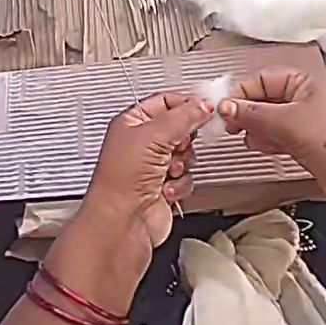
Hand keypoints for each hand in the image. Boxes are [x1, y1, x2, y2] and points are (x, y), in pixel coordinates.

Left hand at [85, 91, 212, 253]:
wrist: (122, 223)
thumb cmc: (121, 180)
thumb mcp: (154, 136)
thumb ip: (183, 117)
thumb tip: (202, 106)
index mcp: (132, 121)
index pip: (164, 101)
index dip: (184, 104)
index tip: (203, 108)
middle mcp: (142, 142)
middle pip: (179, 128)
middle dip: (183, 140)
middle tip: (178, 145)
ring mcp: (153, 165)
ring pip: (186, 154)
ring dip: (181, 163)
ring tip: (167, 170)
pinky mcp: (164, 186)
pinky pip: (186, 177)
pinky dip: (180, 183)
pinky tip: (165, 188)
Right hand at [218, 69, 325, 207]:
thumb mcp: (288, 124)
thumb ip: (253, 114)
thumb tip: (225, 106)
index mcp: (308, 81)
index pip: (265, 77)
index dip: (243, 92)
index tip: (225, 110)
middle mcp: (310, 96)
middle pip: (268, 97)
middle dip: (248, 111)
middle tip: (231, 126)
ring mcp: (312, 120)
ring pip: (274, 118)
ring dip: (257, 127)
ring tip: (246, 138)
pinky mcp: (312, 143)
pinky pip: (283, 135)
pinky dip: (269, 139)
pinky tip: (260, 146)